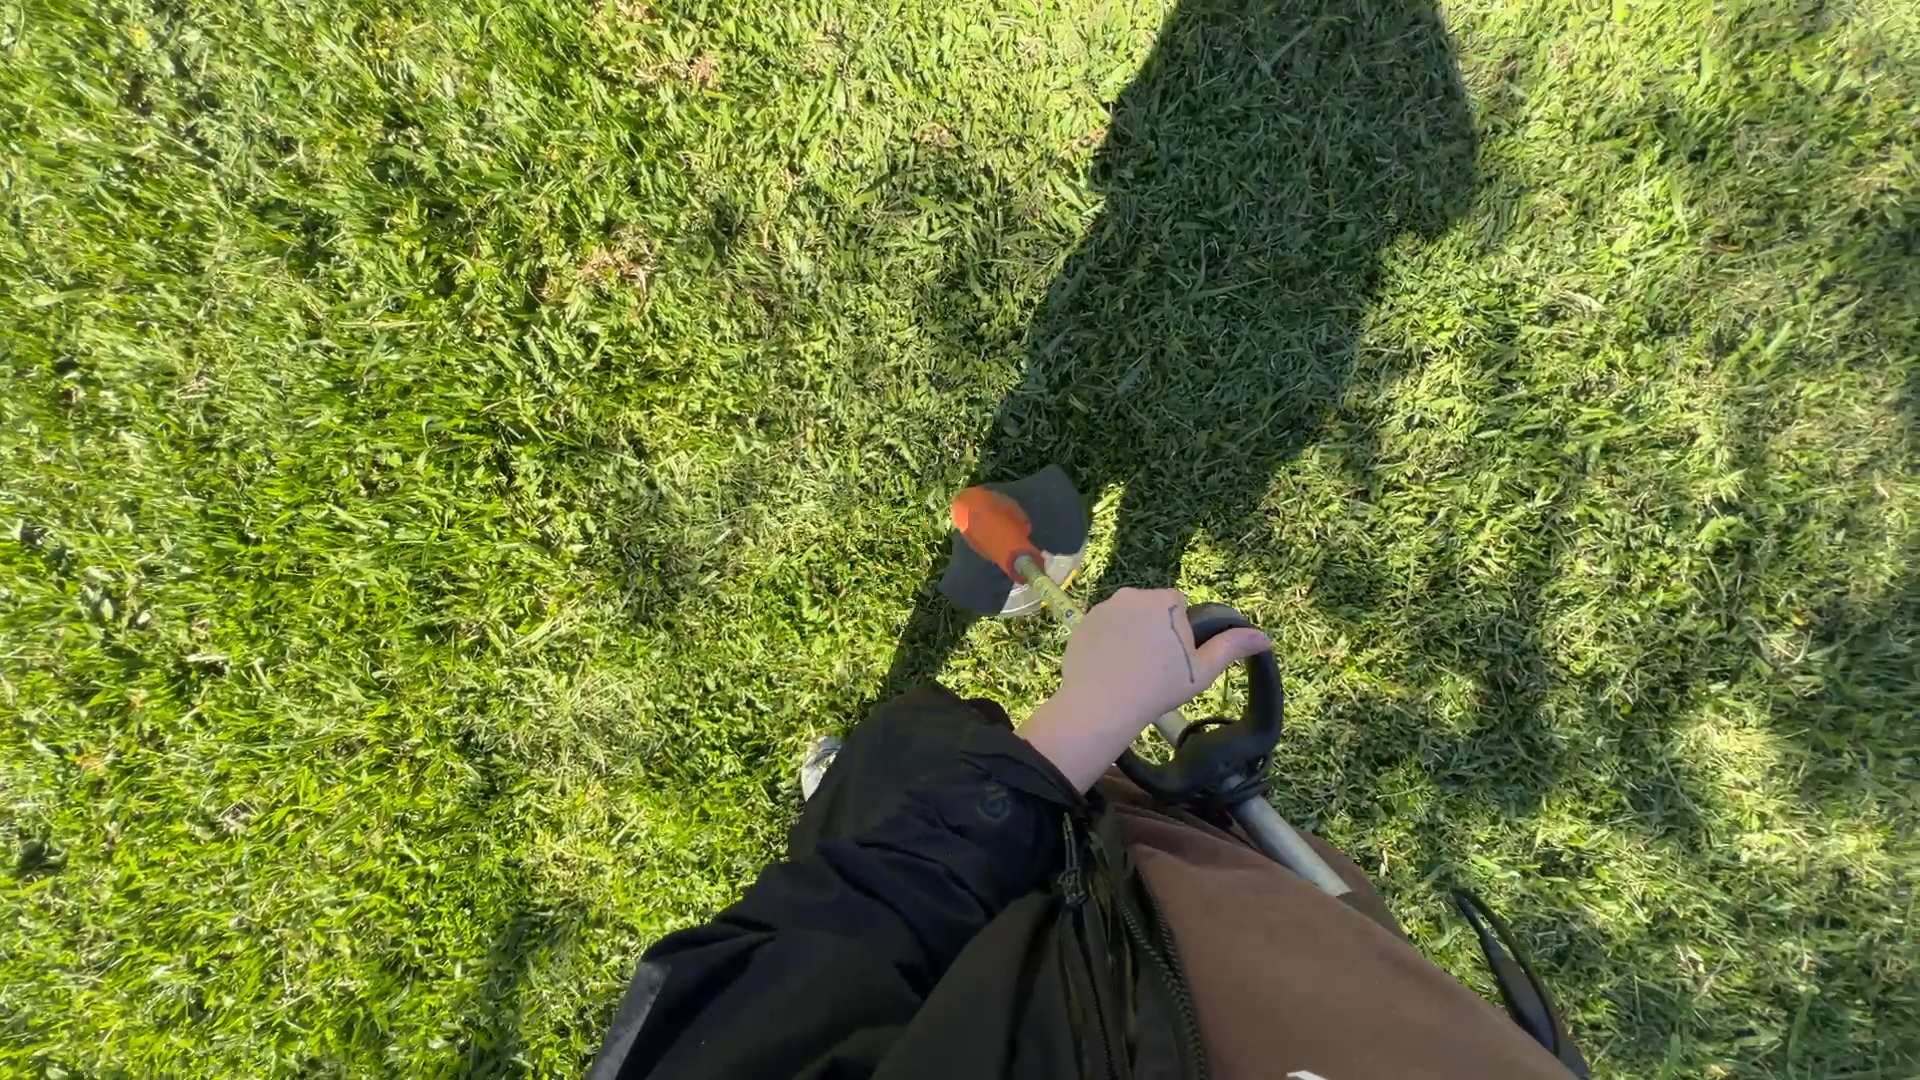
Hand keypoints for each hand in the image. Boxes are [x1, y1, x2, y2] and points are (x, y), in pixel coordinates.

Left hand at [1020, 588, 1270, 790]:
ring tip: (1130, 670)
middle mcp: (1131, 594)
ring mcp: (1102, 608)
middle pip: (1150, 609)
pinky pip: (1102, 629)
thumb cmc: (1158, 686)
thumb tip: (1264, 637)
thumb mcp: (1202, 670)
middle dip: (1154, 630)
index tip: (1174, 657)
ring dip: (1130, 635)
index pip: (1177, 605)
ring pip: (1125, 619)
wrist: (1102, 703)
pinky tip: (1109, 668)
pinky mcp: (1081, 623)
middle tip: (1154, 665)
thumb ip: (1231, 647)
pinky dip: (1107, 643)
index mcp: (1163, 600)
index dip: (1179, 631)